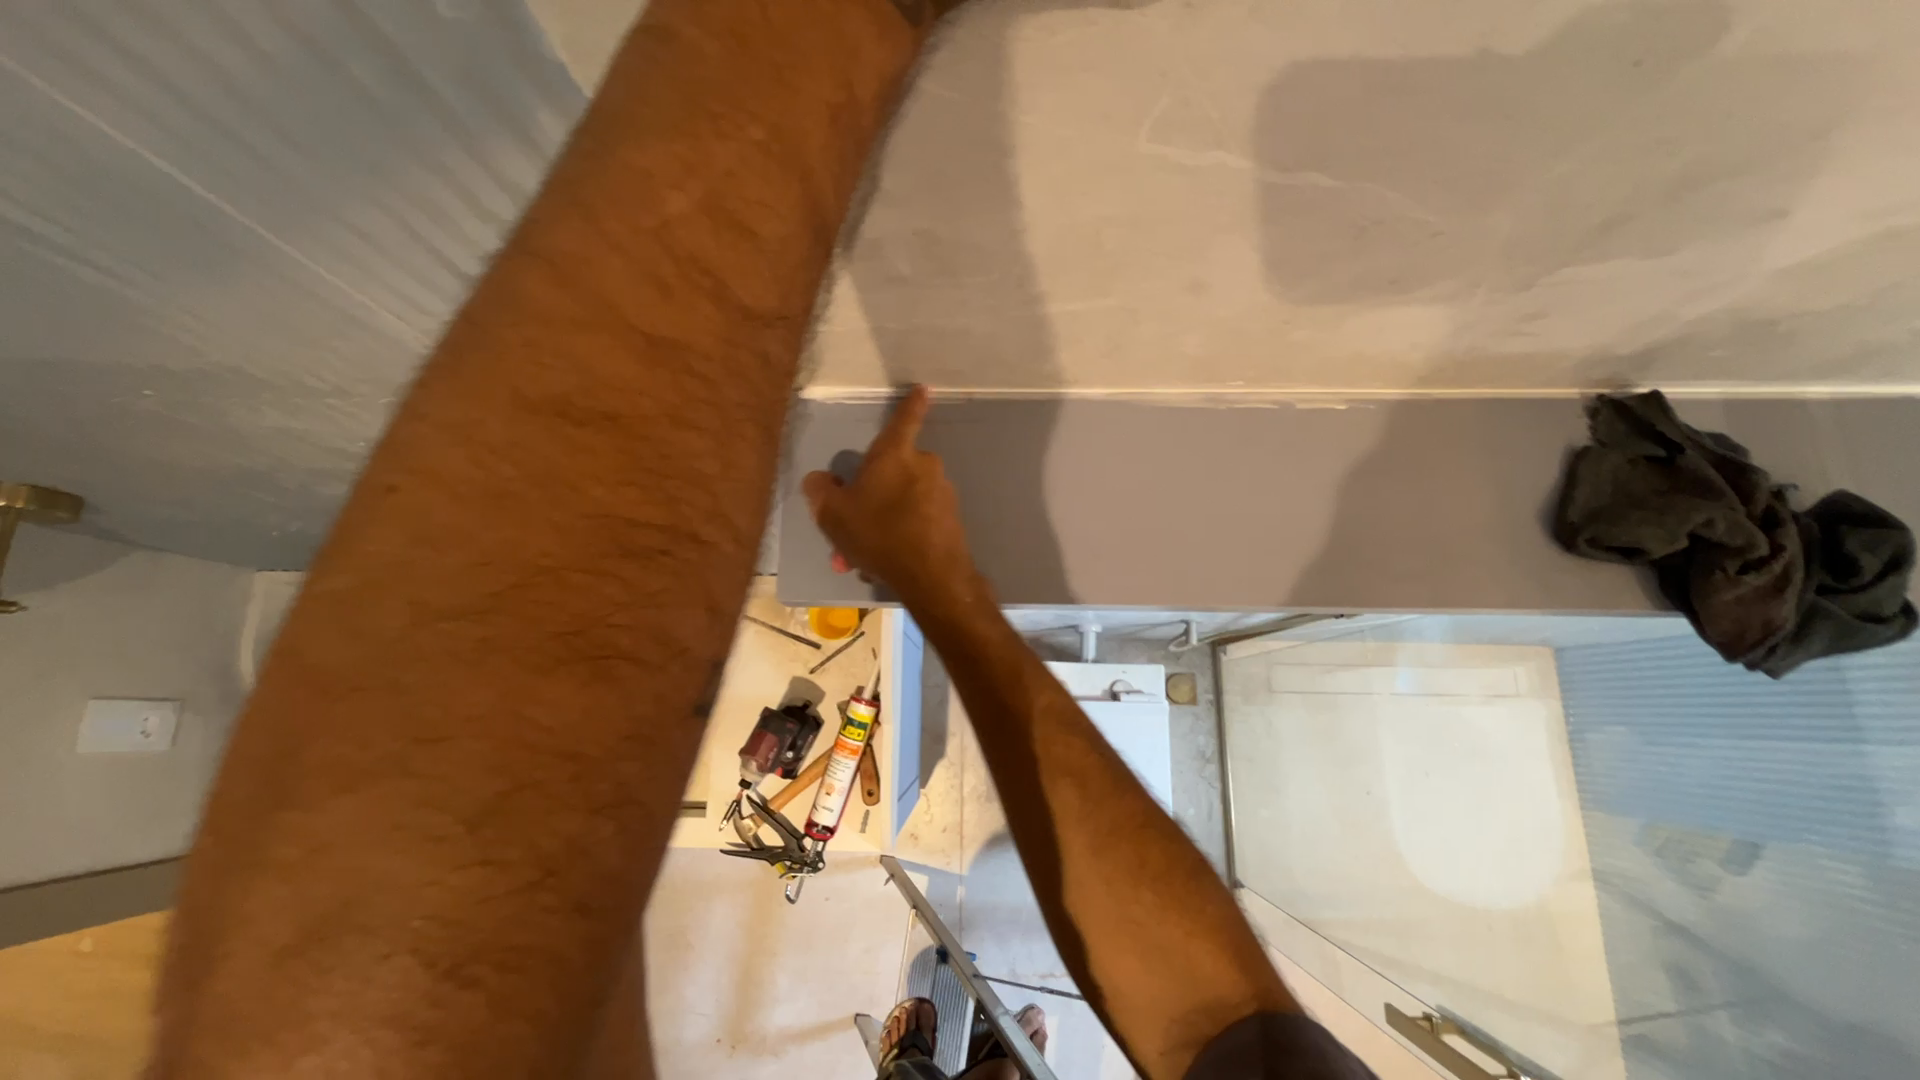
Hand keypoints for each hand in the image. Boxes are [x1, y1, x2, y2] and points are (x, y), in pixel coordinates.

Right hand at [803, 386, 980, 608]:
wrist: (931, 575)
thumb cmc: (878, 534)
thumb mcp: (834, 515)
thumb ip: (822, 492)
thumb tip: (819, 479)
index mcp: (894, 455)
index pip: (903, 420)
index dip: (911, 404)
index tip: (925, 390)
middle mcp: (924, 466)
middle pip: (894, 472)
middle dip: (871, 499)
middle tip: (851, 530)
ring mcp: (942, 493)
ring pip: (903, 502)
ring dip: (882, 523)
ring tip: (864, 557)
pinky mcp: (952, 519)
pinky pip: (918, 521)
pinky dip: (901, 537)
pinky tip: (886, 564)